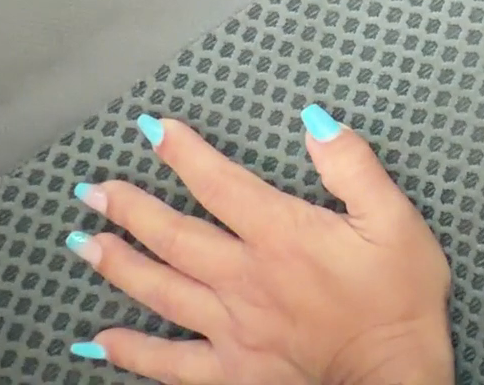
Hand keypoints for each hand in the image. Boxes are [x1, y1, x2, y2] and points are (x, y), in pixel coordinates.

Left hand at [64, 106, 453, 384]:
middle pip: (177, 238)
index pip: (222, 186)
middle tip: (95, 190)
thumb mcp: (393, 215)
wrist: (394, 372)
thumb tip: (316, 123)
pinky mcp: (233, 368)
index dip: (186, 155)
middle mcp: (245, 278)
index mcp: (282, 235)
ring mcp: (233, 327)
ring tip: (85, 244)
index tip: (154, 130)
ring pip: (163, 292)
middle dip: (133, 210)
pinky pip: (170, 362)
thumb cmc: (398, 289)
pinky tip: (100, 342)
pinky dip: (132, 351)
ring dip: (120, 265)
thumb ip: (353, 166)